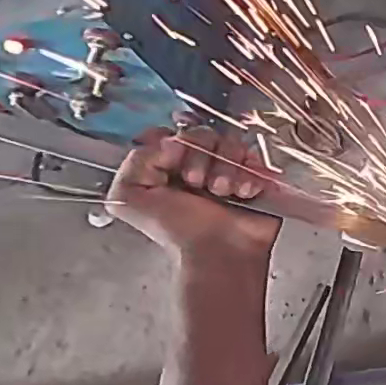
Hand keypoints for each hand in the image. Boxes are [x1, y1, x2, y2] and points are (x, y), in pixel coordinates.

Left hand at [109, 127, 283, 260]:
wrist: (220, 252)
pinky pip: (256, 157)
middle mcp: (200, 164)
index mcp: (169, 166)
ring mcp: (231, 168)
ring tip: (224, 192)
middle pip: (204, 134)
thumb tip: (169, 139)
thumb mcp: (128, 198)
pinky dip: (250, 174)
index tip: (175, 164)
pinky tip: (243, 193)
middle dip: (202, 158)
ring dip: (227, 168)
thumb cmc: (178, 231)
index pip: (174, 132)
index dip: (175, 143)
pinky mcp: (257, 175)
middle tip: (199, 184)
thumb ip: (134, 161)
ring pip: (232, 143)